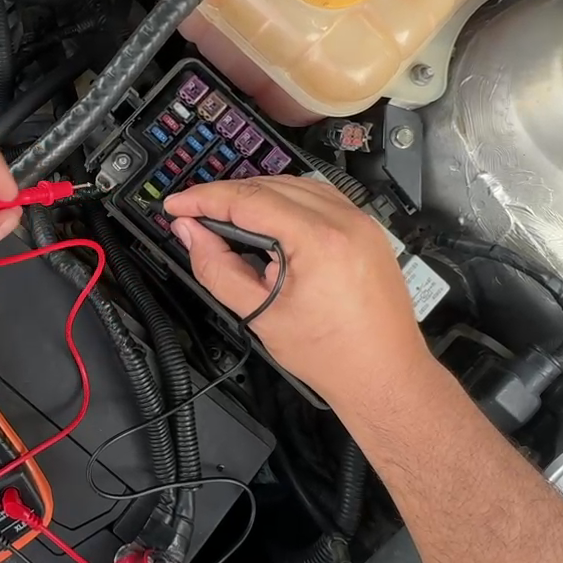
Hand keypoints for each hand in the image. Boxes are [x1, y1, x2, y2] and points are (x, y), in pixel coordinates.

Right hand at [164, 176, 428, 409]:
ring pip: (293, 185)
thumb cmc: (333, 355)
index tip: (177, 204)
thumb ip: (216, 268)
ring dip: (254, 195)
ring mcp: (360, 222)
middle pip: (268, 185)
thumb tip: (190, 233)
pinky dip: (284, 201)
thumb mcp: (259, 315)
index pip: (248, 200)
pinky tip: (266, 221)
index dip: (204, 199)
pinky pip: (317, 197)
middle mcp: (345, 221)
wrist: (385, 377)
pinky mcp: (365, 229)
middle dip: (225, 195)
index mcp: (320, 240)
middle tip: (193, 214)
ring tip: (224, 219)